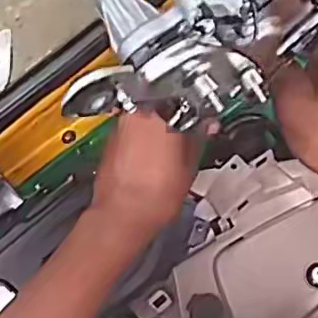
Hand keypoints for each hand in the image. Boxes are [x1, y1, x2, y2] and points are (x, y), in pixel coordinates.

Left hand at [88, 109, 198, 241]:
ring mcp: (121, 126)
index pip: (187, 101)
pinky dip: (143, 138)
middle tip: (190, 134)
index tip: (206, 122)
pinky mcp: (111, 139)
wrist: (121, 216)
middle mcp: (138, 114)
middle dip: (177, 116)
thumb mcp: (189, 168)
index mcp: (162, 115)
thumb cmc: (151, 199)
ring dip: (159, 126)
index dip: (200, 113)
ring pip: (147, 115)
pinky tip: (152, 157)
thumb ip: (199, 140)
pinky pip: (133, 130)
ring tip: (171, 148)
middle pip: (164, 104)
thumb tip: (205, 128)